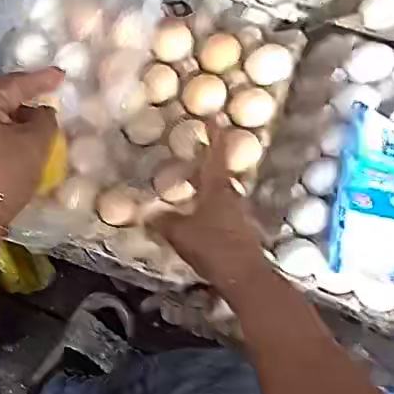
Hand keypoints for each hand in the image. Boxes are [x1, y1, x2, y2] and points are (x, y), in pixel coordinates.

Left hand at [0, 68, 63, 227]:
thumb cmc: (6, 175)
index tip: (61, 75)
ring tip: (34, 109)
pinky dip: (1, 119)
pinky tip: (18, 126)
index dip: (40, 80)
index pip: (13, 84)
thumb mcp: (35, 144)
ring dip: (11, 104)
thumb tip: (40, 111)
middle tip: (44, 89)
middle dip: (20, 87)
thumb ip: (44, 119)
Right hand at [151, 120, 271, 291]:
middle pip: (218, 173)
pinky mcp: (237, 231)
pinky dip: (206, 205)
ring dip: (205, 186)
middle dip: (205, 162)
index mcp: (217, 190)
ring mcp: (236, 214)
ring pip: (219, 192)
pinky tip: (194, 215)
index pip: (215, 156)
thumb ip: (163, 221)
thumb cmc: (212, 247)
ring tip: (188, 186)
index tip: (212, 116)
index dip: (213, 136)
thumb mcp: (179, 233)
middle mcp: (230, 197)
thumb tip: (149, 214)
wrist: (245, 276)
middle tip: (192, 153)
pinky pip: (218, 210)